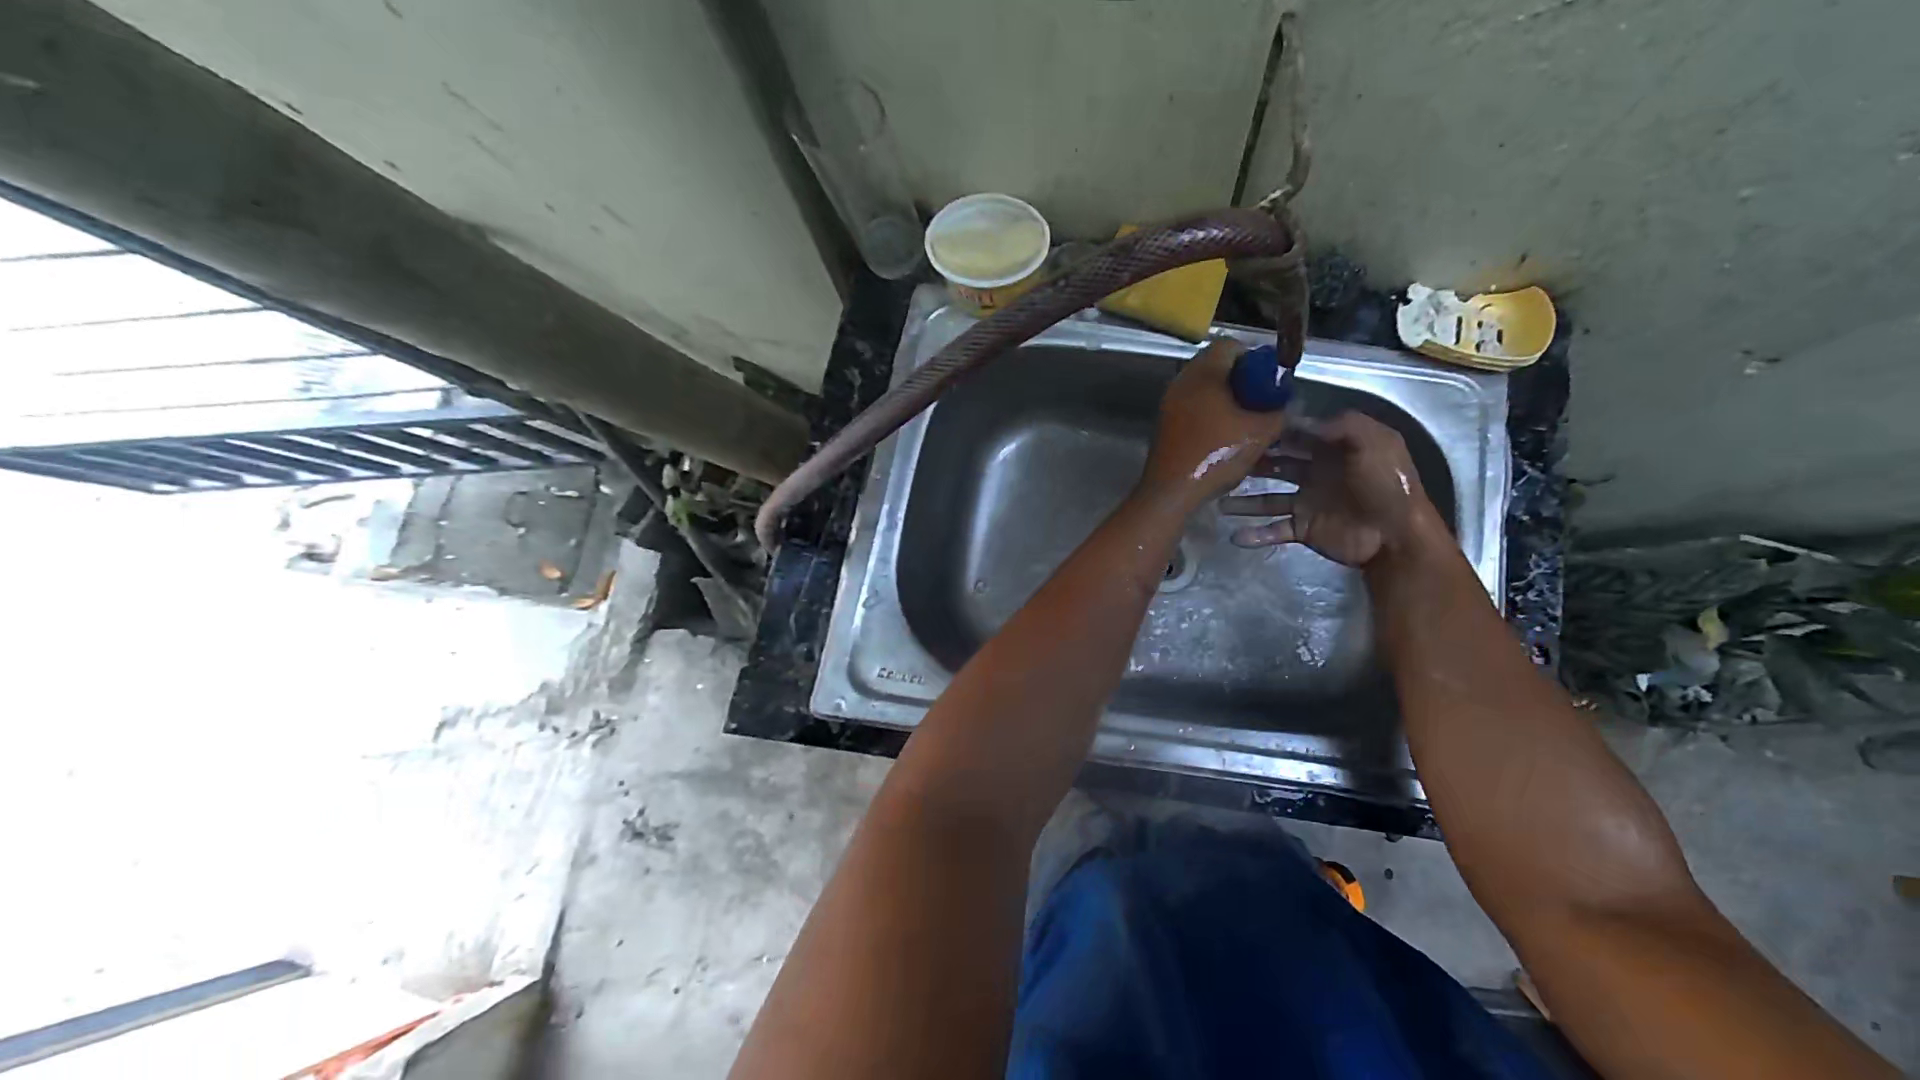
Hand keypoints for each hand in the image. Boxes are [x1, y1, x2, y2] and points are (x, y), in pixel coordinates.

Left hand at [1138, 339, 1289, 510]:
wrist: (1170, 491)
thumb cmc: (1216, 456)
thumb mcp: (1260, 432)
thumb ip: (1279, 410)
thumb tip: (1283, 401)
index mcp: (1202, 374)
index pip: (1230, 345)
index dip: (1254, 357)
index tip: (1269, 380)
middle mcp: (1181, 382)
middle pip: (1216, 367)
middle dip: (1242, 380)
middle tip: (1261, 402)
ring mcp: (1169, 403)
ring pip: (1205, 389)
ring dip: (1227, 400)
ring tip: (1246, 421)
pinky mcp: (1165, 423)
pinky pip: (1194, 407)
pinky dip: (1211, 414)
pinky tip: (1226, 435)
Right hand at [1220, 411, 1446, 567]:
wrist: (1396, 536)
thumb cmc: (1386, 484)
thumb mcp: (1372, 442)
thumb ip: (1339, 425)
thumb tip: (1298, 420)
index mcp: (1334, 450)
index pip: (1297, 435)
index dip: (1273, 432)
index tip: (1244, 428)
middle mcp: (1317, 473)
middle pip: (1277, 465)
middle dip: (1252, 463)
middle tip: (1222, 462)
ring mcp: (1308, 503)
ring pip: (1268, 499)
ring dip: (1244, 501)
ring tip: (1218, 502)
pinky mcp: (1304, 529)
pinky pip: (1274, 530)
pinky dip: (1255, 535)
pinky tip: (1235, 536)